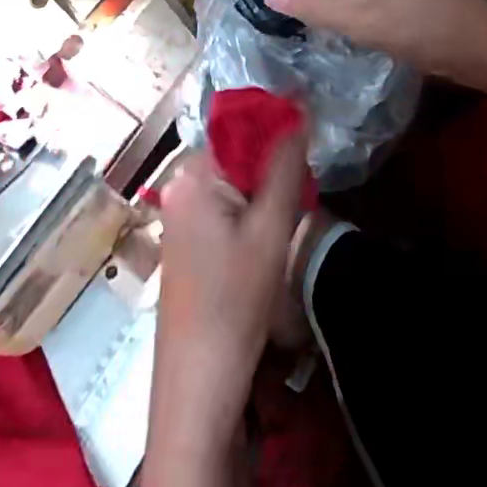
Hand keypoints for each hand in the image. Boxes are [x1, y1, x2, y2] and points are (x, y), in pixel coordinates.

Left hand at [144, 136, 307, 486]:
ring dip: (266, 190)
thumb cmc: (235, 299)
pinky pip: (225, 205)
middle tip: (303, 192)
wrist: (199, 380)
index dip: (277, 129)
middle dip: (273, 165)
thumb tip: (299, 106)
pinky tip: (269, 237)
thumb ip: (286, 164)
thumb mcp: (271, 227)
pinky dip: (252, 210)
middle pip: (237, 153)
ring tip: (289, 218)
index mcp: (191, 175)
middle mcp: (178, 187)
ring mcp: (179, 215)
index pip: (239, 126)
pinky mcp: (187, 240)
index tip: (309, 147)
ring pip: (235, 180)